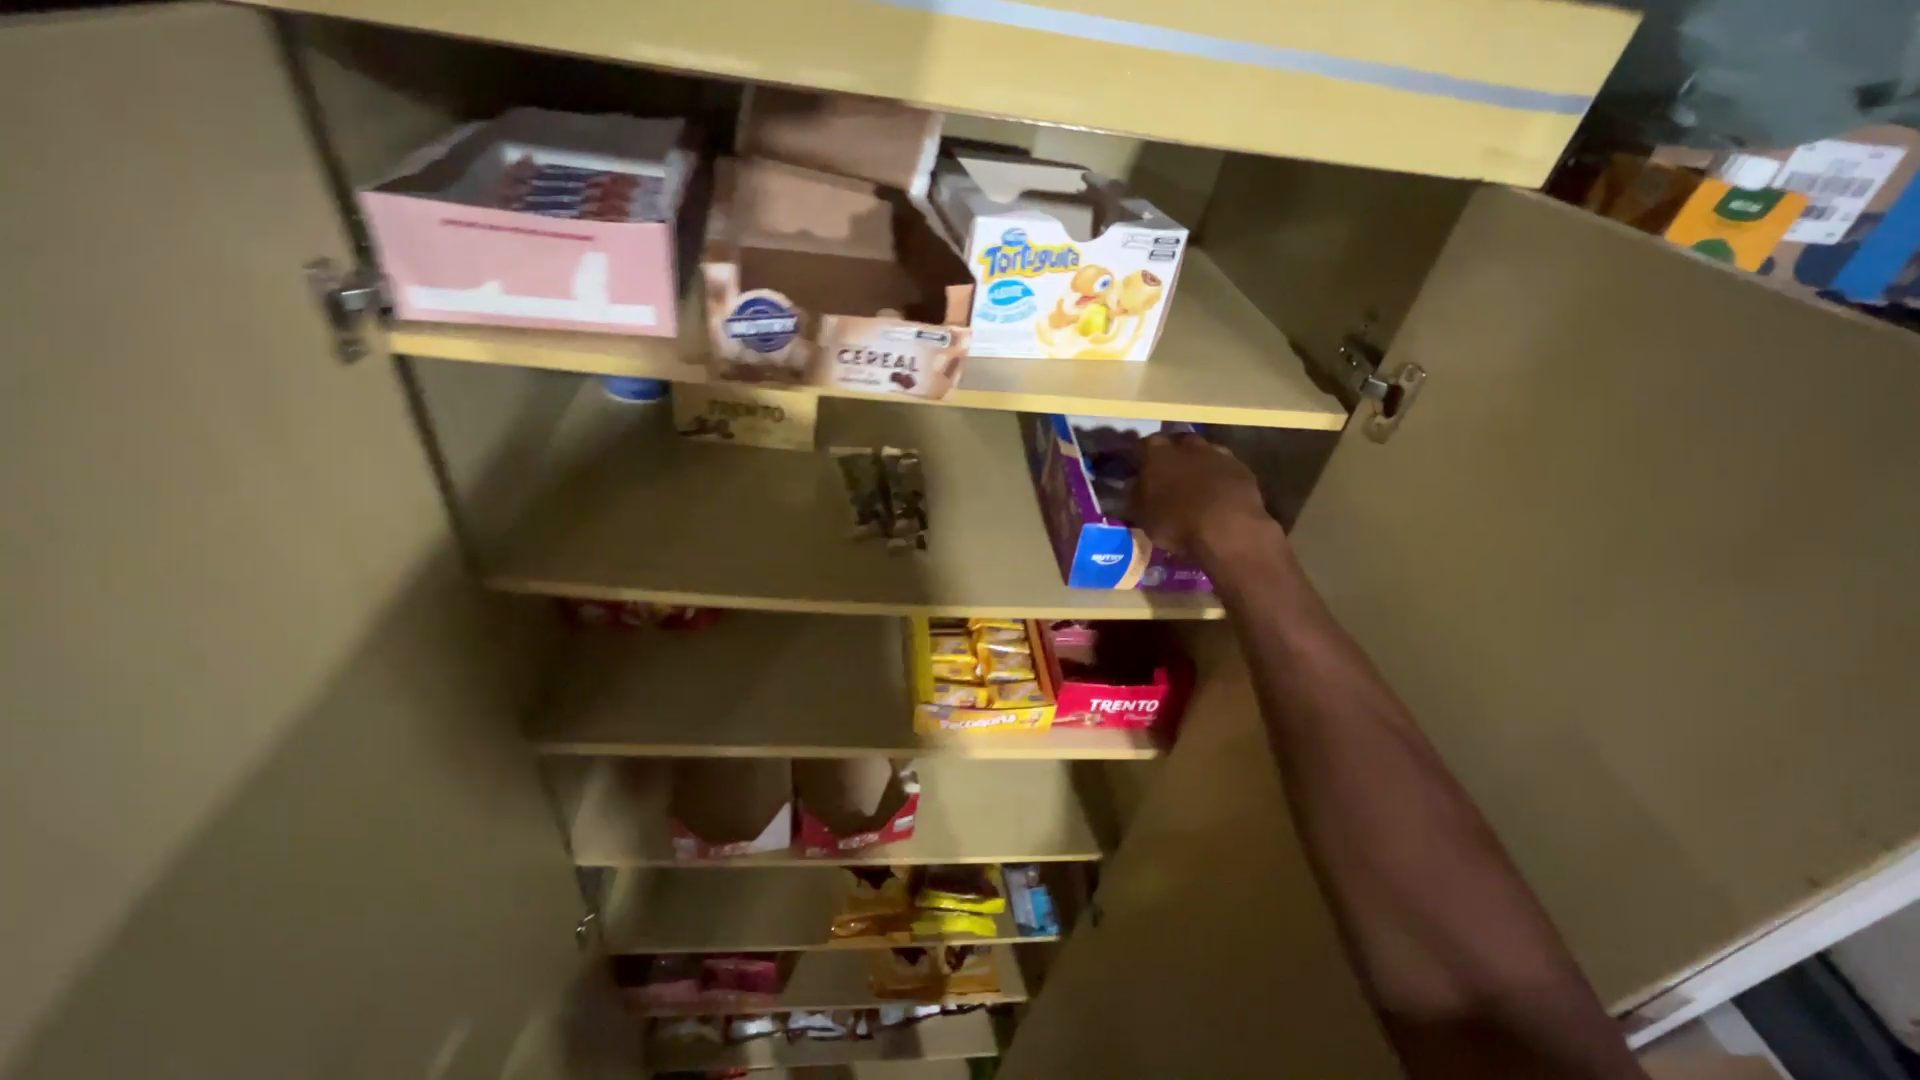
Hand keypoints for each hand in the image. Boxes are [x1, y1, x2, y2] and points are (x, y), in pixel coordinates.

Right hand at [1132, 432, 1285, 565]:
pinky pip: (1225, 467)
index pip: (1143, 445)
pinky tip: (1219, 493)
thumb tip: (1130, 484)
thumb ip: (1134, 496)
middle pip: (1177, 442)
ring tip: (1196, 483)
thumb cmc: (1177, 523)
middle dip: (1172, 455)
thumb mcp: (1144, 516)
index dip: (1140, 456)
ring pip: (1204, 452)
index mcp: (1157, 454)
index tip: (1138, 468)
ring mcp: (1218, 454)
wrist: (1229, 530)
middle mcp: (1187, 446)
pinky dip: (1220, 476)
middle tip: (1169, 474)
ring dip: (1198, 463)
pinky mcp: (1241, 469)